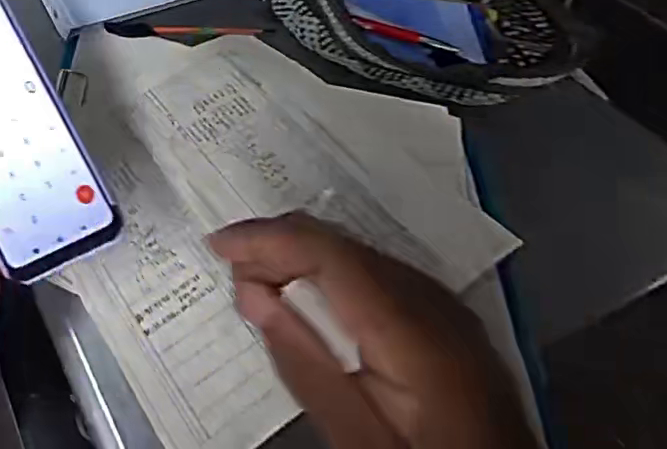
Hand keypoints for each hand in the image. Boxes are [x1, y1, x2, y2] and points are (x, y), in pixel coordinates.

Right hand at [209, 214, 535, 448]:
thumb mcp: (360, 443)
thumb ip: (306, 368)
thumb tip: (252, 294)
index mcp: (417, 336)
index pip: (327, 254)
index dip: (266, 239)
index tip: (219, 245)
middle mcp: (436, 306)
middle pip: (339, 244)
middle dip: (276, 246)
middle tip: (236, 274)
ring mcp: (447, 309)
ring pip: (353, 250)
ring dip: (298, 256)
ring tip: (261, 285)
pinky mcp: (447, 319)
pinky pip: (373, 270)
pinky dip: (328, 271)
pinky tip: (307, 295)